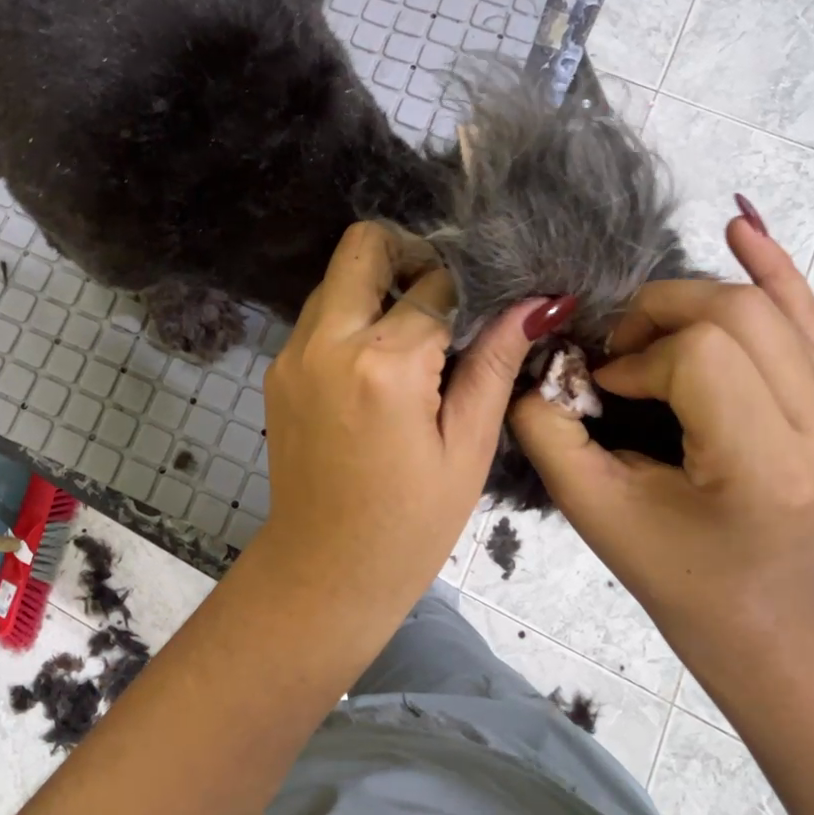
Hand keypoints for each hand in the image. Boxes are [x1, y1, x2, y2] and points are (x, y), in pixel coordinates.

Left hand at [261, 223, 573, 602]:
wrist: (324, 567)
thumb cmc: (410, 523)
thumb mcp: (467, 447)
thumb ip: (494, 364)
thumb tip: (537, 304)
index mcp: (384, 364)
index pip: (434, 283)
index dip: (468, 286)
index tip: (485, 302)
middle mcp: (327, 343)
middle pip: (362, 247)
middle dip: (407, 254)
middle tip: (440, 293)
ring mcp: (292, 354)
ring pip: (334, 279)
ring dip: (374, 286)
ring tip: (411, 333)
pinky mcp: (276, 370)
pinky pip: (315, 317)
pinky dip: (347, 318)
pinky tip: (375, 363)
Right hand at [510, 213, 813, 634]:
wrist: (759, 604)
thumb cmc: (668, 563)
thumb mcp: (588, 505)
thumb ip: (546, 426)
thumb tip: (537, 353)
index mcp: (767, 469)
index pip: (702, 357)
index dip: (638, 360)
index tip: (606, 390)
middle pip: (737, 313)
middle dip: (659, 315)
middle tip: (619, 356)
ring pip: (765, 304)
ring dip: (689, 300)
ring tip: (646, 332)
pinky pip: (807, 313)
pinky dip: (769, 266)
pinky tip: (738, 228)